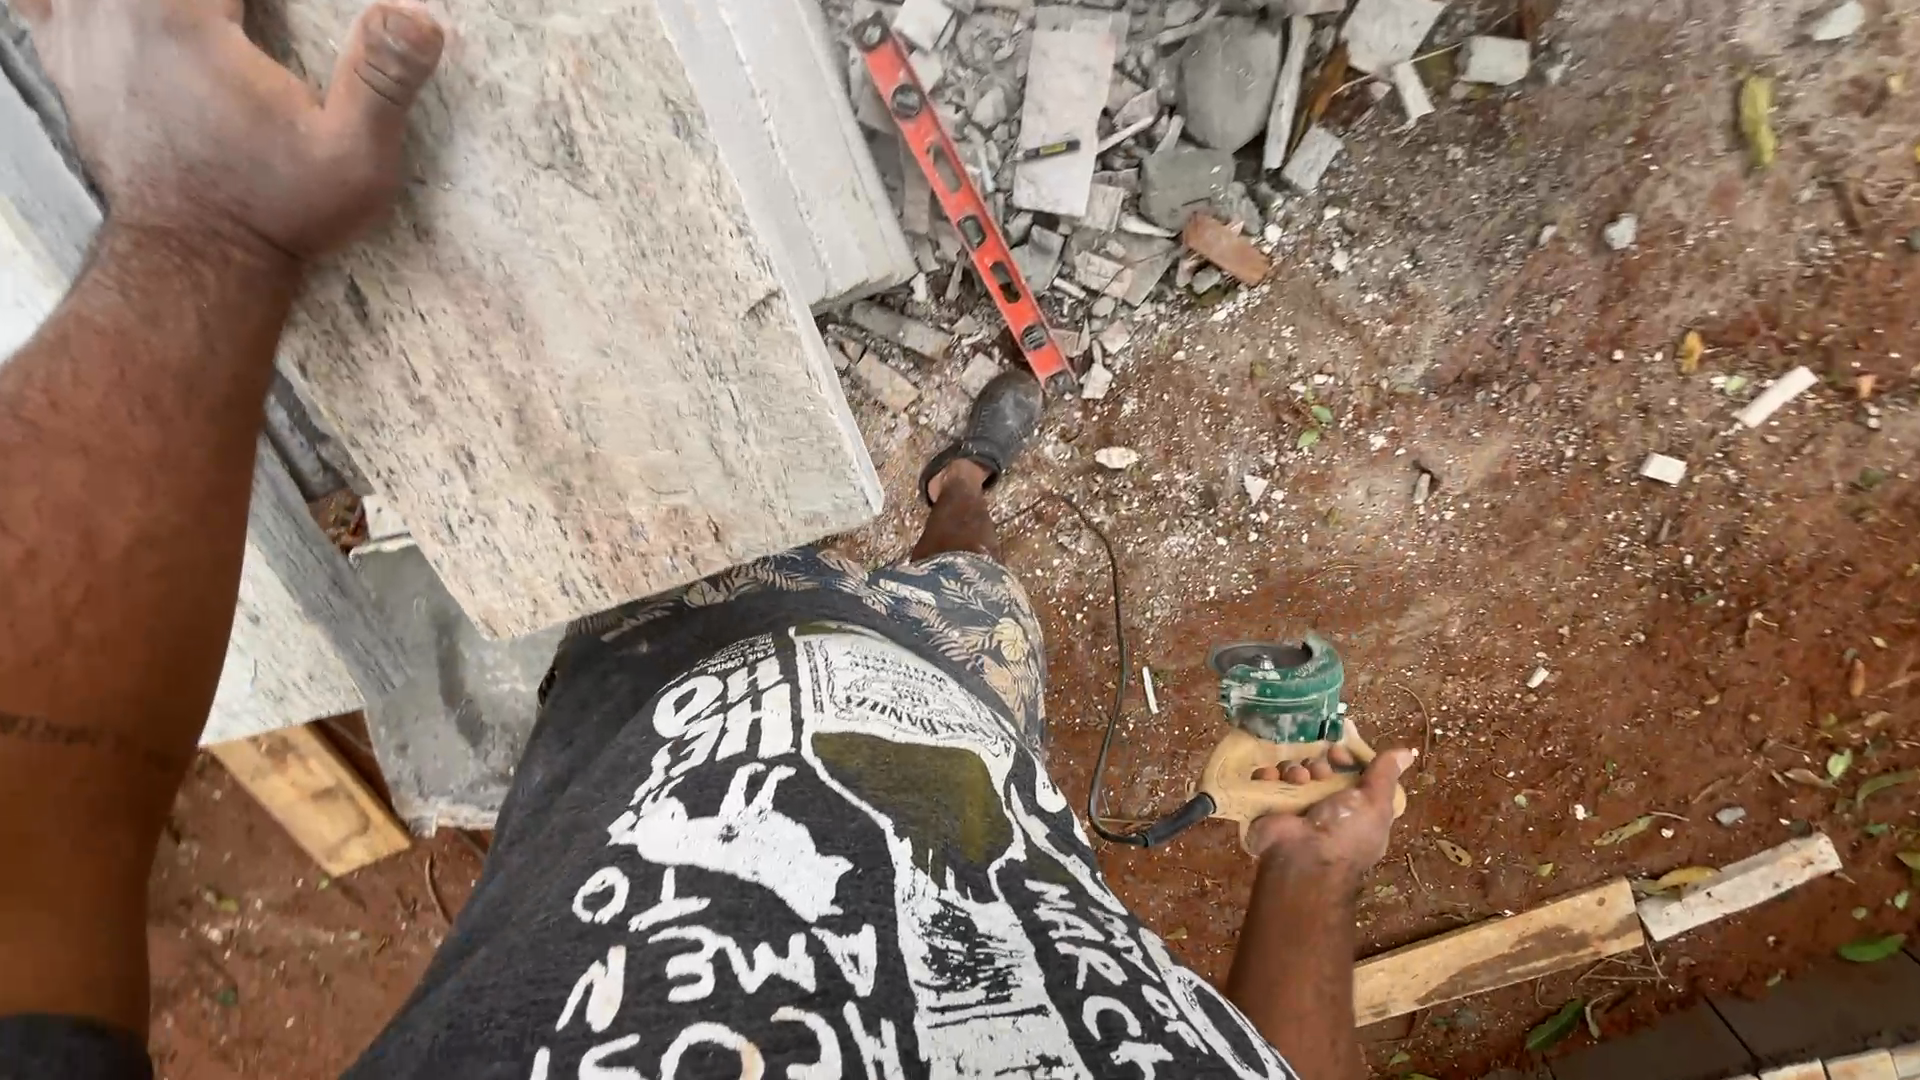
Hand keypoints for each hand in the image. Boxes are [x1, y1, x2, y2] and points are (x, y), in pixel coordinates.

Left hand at [17, 0, 444, 265]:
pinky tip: (129, 20)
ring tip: (225, 28)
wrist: (205, 256)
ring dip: (180, 7)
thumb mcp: (358, 154)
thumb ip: (384, 79)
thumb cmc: (284, 208)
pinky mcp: (67, 57)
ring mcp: (77, 28)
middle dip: (233, 4)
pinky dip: (86, 4)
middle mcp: (112, 7)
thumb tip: (419, 19)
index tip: (297, 13)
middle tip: (264, 24)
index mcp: (180, 14)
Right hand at [1243, 744, 1414, 887]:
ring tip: (1297, 781)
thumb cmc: (1345, 833)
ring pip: (1291, 770)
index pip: (1347, 772)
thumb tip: (1407, 752)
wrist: (1302, 859)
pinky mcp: (1267, 804)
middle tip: (1318, 773)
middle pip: (1317, 768)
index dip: (1343, 759)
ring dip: (1293, 769)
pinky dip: (1267, 776)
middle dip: (1317, 765)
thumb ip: (1385, 775)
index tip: (1337, 754)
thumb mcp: (1375, 804)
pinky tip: (1273, 779)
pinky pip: (1264, 779)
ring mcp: (1293, 805)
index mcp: (1352, 807)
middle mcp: (1323, 806)